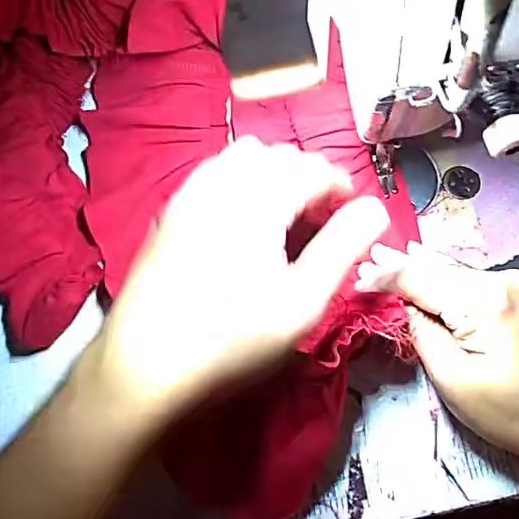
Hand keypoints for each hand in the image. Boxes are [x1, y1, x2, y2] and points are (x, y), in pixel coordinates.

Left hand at [81, 137, 390, 430]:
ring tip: (283, 218)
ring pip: (242, 157)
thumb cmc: (232, 337)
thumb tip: (374, 209)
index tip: (352, 217)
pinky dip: (238, 181)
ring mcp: (189, 193)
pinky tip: (240, 220)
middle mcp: (222, 181)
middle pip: (278, 155)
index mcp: (260, 198)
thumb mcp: (303, 301)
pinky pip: (213, 173)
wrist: (144, 363)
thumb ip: (343, 247)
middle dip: (308, 177)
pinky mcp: (169, 211)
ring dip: (272, 174)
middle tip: (321, 221)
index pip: (313, 168)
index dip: (342, 187)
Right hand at [357, 244, 518, 473]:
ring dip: (417, 270)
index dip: (386, 278)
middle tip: (362, 257)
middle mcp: (502, 280)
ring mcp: (514, 283)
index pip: (422, 280)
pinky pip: (466, 280)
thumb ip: (422, 333)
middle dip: (399, 267)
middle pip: (437, 270)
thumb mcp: (453, 379)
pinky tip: (420, 258)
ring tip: (380, 256)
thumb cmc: (511, 413)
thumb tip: (402, 303)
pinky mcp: (517, 292)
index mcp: (487, 301)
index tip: (354, 276)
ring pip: (451, 272)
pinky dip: (440, 277)